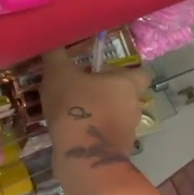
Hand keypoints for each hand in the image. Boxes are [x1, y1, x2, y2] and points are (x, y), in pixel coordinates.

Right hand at [40, 50, 150, 165]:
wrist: (82, 156)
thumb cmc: (75, 107)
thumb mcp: (58, 74)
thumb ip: (56, 55)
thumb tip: (52, 38)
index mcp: (127, 84)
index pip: (141, 73)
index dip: (125, 72)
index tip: (104, 73)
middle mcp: (133, 107)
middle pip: (125, 96)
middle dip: (106, 95)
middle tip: (81, 92)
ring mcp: (128, 132)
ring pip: (116, 118)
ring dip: (99, 116)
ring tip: (73, 115)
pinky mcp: (117, 152)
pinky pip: (106, 138)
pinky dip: (93, 136)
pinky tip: (72, 135)